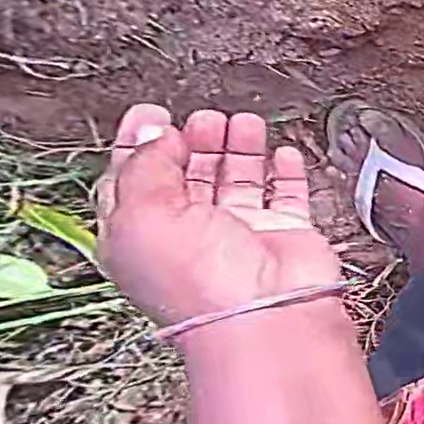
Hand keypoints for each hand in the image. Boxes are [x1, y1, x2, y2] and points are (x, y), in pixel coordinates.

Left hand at [97, 104, 341, 327]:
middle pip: (191, 175)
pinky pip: (287, 193)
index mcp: (142, 232)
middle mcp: (191, 232)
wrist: (264, 310)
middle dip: (196, 141)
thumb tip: (154, 130)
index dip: (141, 143)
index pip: (136, 178)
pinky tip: (282, 154)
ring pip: (239, 179)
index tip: (151, 113)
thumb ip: (147, 166)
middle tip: (205, 117)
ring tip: (244, 122)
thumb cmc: (199, 280)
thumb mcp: (144, 214)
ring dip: (240, 148)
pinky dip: (286, 171)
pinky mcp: (284, 230)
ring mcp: (241, 230)